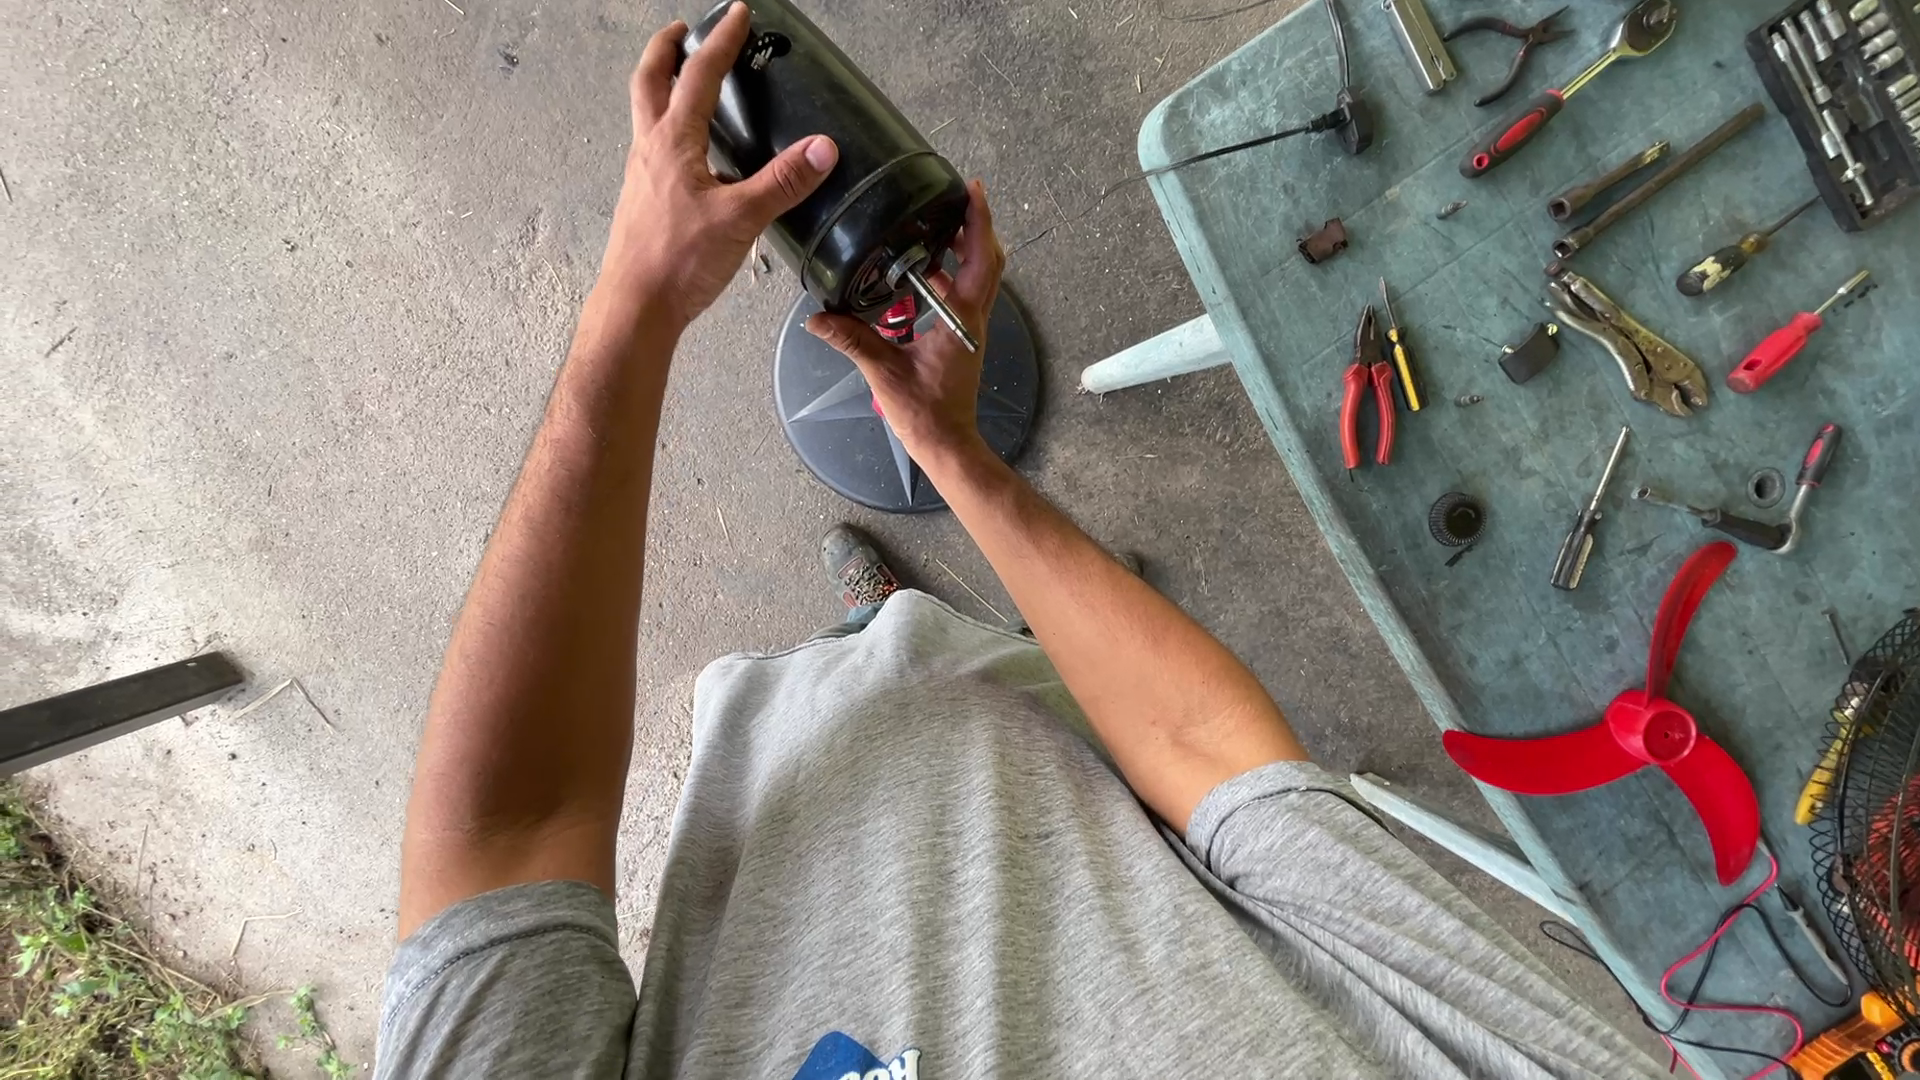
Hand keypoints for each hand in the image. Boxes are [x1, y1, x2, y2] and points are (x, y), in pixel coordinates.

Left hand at [601, 3, 838, 328]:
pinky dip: (668, 135)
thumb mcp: (741, 218)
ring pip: (646, 115)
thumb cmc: (679, 260)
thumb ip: (783, 183)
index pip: (699, 76)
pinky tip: (689, 159)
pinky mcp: (645, 203)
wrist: (639, 304)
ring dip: (662, 88)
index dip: (721, 41)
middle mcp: (651, 150)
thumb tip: (821, 149)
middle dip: (667, 50)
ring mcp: (643, 176)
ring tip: (685, 86)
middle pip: (650, 81)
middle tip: (684, 33)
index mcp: (674, 142)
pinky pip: (654, 152)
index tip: (736, 15)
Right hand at [805, 180, 1004, 460]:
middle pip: (989, 262)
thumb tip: (816, 318)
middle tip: (952, 199)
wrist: (946, 443)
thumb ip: (852, 340)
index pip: (979, 259)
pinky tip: (925, 271)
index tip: (971, 188)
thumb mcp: (884, 372)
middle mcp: (973, 319)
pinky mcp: (963, 340)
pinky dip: (953, 276)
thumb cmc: (924, 412)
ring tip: (935, 226)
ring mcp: (971, 330)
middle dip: (976, 227)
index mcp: (961, 318)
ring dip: (966, 250)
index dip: (978, 221)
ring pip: (981, 279)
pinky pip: (966, 296)